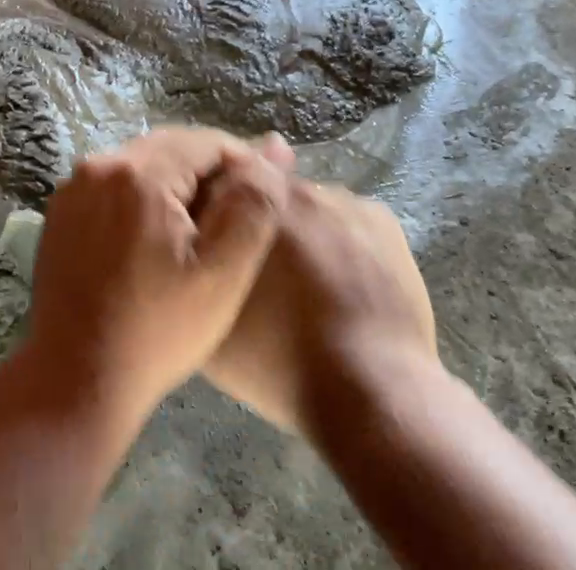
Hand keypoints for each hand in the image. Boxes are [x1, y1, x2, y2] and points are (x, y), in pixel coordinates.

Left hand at [25, 127, 288, 416]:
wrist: (78, 376)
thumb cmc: (159, 329)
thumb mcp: (224, 272)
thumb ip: (253, 204)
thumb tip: (271, 152)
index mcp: (138, 173)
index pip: (206, 142)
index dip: (244, 165)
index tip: (264, 201)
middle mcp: (97, 167)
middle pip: (170, 149)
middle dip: (209, 172)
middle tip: (239, 217)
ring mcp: (72, 190)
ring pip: (141, 167)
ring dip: (175, 186)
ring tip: (202, 231)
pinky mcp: (60, 215)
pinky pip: (113, 190)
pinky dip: (141, 202)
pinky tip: (157, 240)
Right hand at [202, 138, 438, 435]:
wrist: (369, 390)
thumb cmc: (275, 361)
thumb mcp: (206, 324)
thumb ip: (193, 273)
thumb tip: (192, 254)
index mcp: (246, 206)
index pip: (216, 185)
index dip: (211, 212)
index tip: (211, 243)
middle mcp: (294, 191)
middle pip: (264, 194)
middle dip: (257, 222)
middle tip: (259, 272)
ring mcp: (344, 203)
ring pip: (309, 208)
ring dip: (302, 232)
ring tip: (304, 284)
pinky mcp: (383, 222)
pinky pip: (348, 221)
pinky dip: (341, 242)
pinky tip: (341, 284)